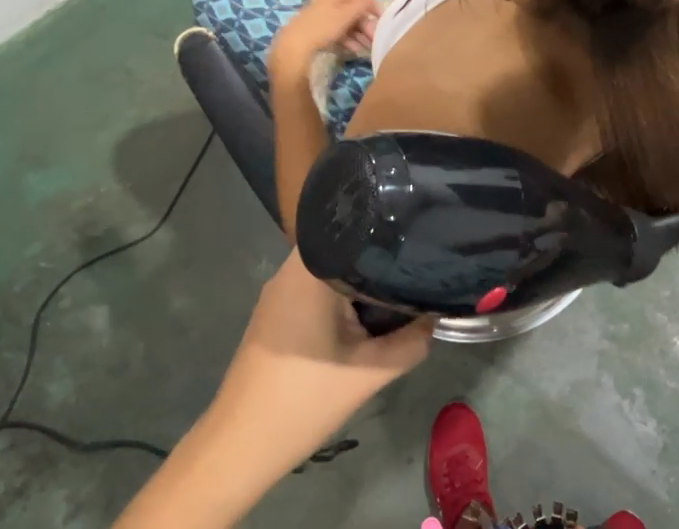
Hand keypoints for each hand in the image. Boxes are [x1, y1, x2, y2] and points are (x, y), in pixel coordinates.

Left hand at [222, 251, 431, 429]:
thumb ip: (413, 341)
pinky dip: (344, 297)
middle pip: (348, 249)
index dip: (395, 235)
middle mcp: (291, 270)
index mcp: (311, 270)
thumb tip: (437, 315)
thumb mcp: (371, 372)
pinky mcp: (276, 313)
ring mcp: (279, 292)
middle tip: (421, 269)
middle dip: (383, 260)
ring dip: (363, 282)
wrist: (242, 446)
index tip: (424, 244)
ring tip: (402, 290)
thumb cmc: (305, 400)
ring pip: (333, 271)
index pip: (360, 231)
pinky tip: (368, 315)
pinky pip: (319, 289)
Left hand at [268, 0, 380, 83]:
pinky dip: (349, 40)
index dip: (374, 6)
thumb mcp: (346, 14)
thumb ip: (362, 4)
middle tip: (376, 38)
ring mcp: (324, 17)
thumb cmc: (323, 26)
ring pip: (348, 23)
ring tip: (368, 47)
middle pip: (355, 11)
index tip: (384, 21)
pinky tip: (355, 50)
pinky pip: (339, 32)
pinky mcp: (319, 30)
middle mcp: (331, 2)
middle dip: (367, 24)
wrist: (295, 45)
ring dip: (360, 34)